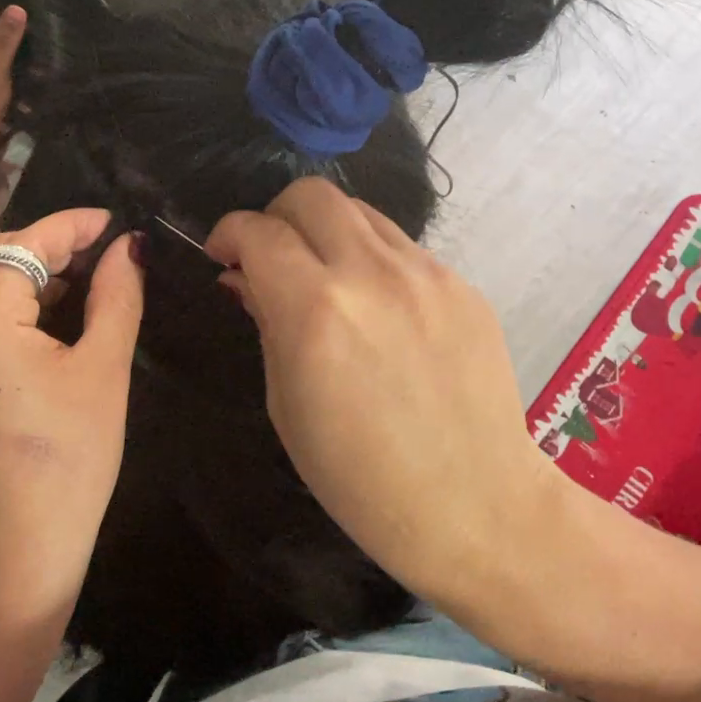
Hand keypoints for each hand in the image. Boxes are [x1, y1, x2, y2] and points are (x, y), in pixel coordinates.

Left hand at [0, 210, 144, 611]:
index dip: (69, 225)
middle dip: (49, 247)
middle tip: (102, 252)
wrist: (17, 550)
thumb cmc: (71, 461)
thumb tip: (127, 247)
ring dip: (28, 278)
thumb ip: (116, 297)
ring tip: (82, 285)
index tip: (112, 223)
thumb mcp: (103, 371)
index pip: (22, 245)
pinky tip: (45, 324)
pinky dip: (7, 309)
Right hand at [204, 178, 557, 595]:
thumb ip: (265, 323)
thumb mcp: (286, 404)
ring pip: (360, 211)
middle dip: (276, 215)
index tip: (222, 256)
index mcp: (316, 310)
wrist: (478, 508)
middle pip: (311, 194)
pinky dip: (372, 260)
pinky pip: (401, 247)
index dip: (229, 234)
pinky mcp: (463, 286)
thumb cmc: (360, 478)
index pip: (259, 231)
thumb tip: (244, 277)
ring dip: (326, 231)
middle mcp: (371, 274)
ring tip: (324, 278)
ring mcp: (427, 274)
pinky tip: (377, 311)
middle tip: (271, 257)